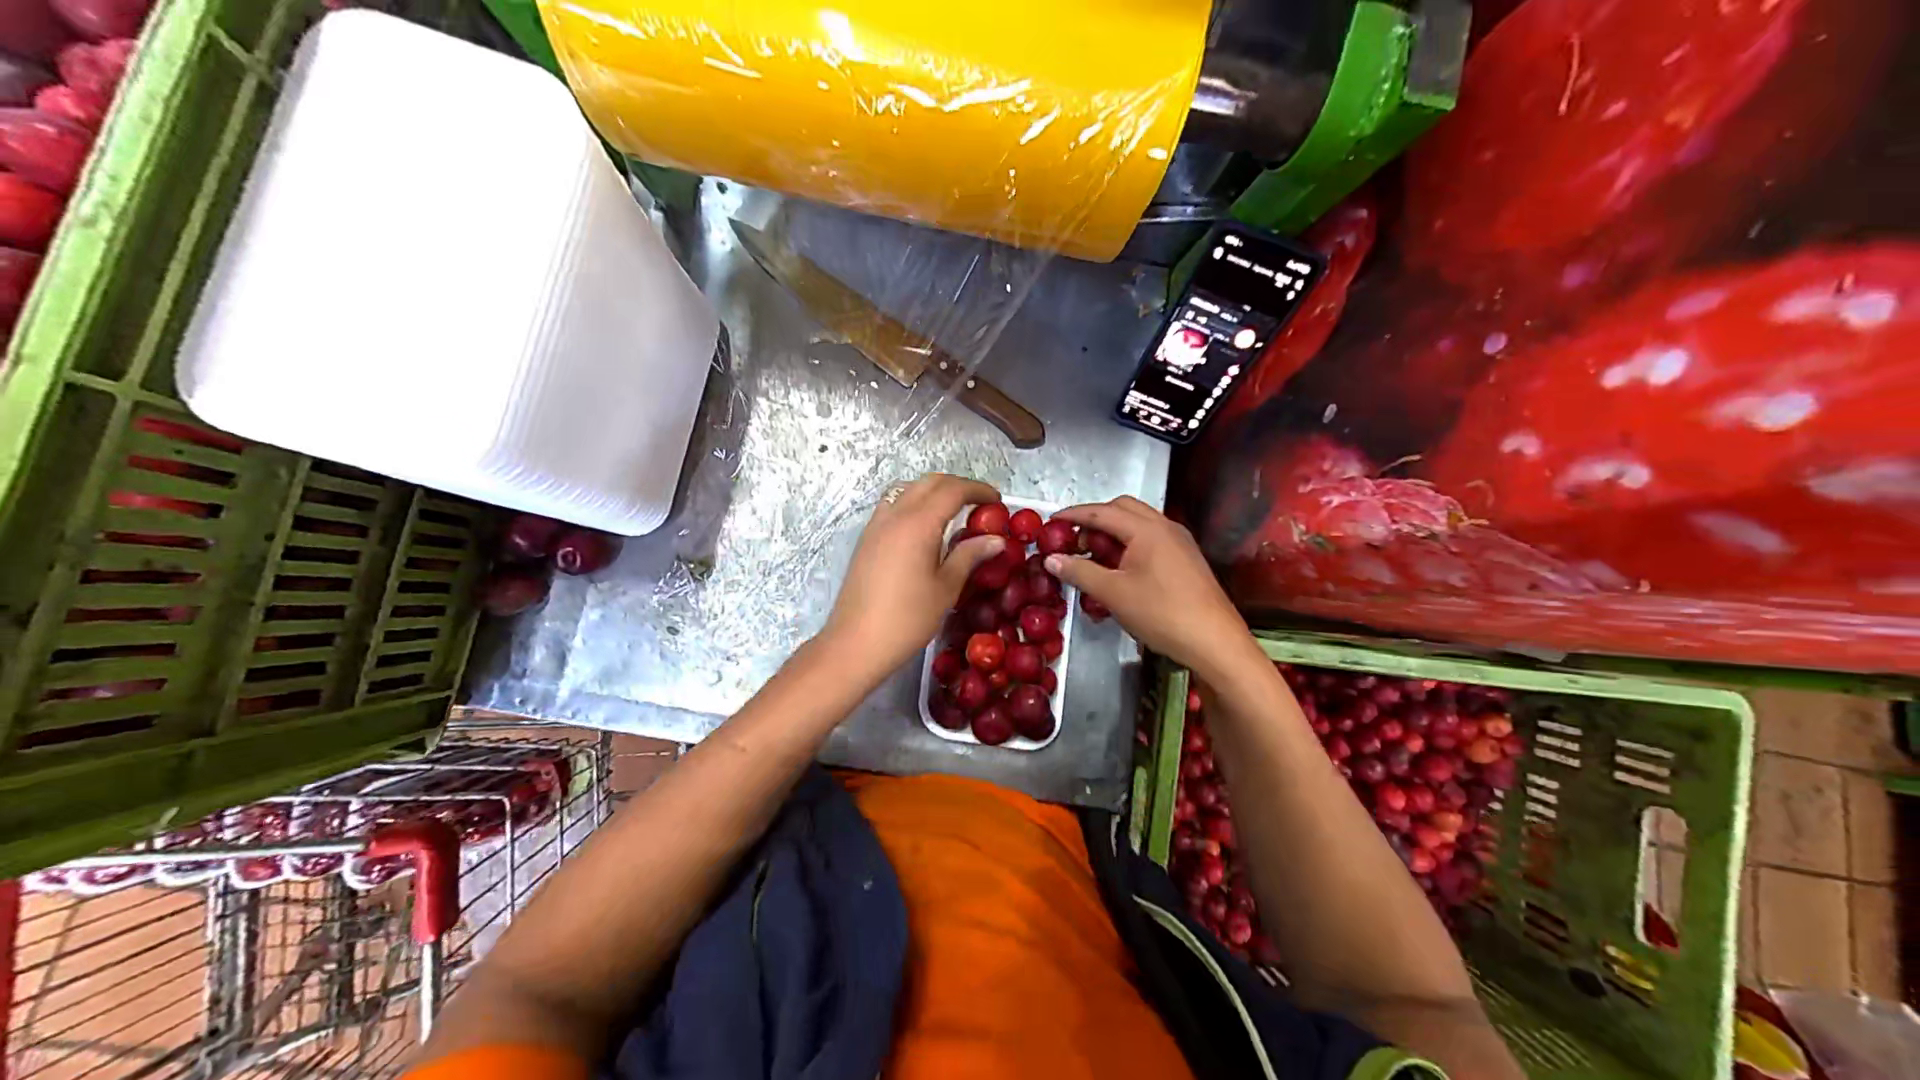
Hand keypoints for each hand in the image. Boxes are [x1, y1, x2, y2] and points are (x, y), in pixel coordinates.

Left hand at [820, 473, 1006, 683]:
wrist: (856, 642)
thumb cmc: (906, 619)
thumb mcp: (946, 588)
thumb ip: (969, 556)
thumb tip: (995, 540)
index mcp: (918, 523)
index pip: (952, 489)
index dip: (978, 490)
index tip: (997, 501)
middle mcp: (894, 515)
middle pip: (929, 483)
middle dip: (958, 486)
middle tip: (980, 504)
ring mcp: (876, 525)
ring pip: (908, 490)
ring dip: (933, 492)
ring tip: (954, 513)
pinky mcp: (866, 539)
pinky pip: (893, 506)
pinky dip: (914, 504)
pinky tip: (925, 529)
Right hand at [1044, 497, 1260, 684]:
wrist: (1214, 641)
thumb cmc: (1163, 614)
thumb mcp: (1113, 593)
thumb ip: (1080, 572)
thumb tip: (1053, 559)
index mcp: (1147, 529)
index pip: (1102, 512)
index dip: (1074, 515)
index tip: (1052, 521)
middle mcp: (1165, 527)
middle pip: (1123, 509)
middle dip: (1095, 519)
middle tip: (1074, 540)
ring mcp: (1179, 542)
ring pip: (1139, 524)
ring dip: (1113, 533)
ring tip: (1093, 555)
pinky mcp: (1186, 559)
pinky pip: (1151, 540)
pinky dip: (1129, 545)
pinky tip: (1119, 570)